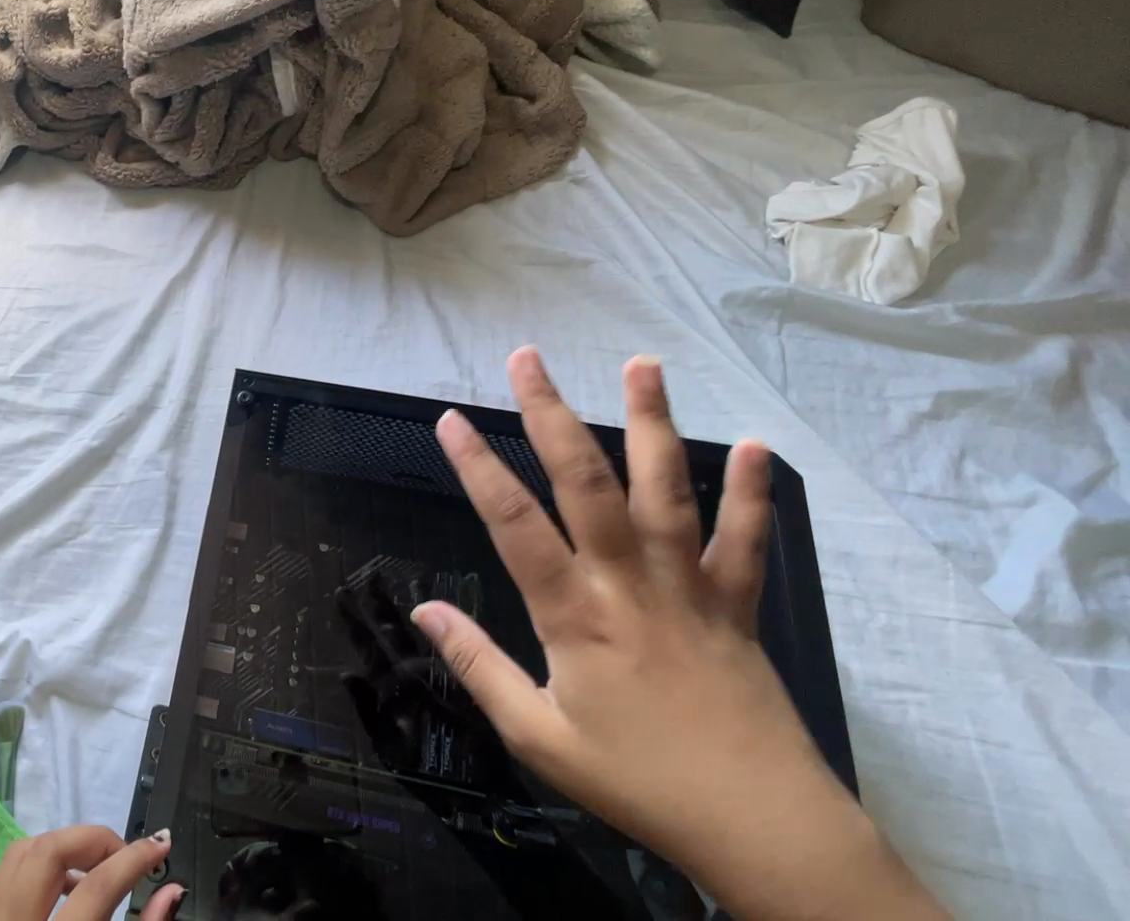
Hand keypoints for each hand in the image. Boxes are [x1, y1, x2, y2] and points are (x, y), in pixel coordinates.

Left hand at [0, 825, 182, 920]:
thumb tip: (172, 889)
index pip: (96, 888)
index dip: (134, 860)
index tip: (161, 845)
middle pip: (47, 851)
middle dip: (92, 841)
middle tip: (124, 856)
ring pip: (21, 853)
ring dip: (65, 847)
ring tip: (98, 868)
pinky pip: (11, 874)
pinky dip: (43, 866)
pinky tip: (71, 889)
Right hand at [415, 347, 947, 920]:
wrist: (759, 825)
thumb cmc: (636, 780)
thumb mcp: (536, 734)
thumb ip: (477, 666)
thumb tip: (423, 612)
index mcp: (573, 613)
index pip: (513, 523)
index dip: (476, 467)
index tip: (449, 420)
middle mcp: (628, 582)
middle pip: (585, 482)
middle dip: (550, 415)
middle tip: (528, 359)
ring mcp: (688, 586)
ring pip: (665, 491)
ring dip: (650, 423)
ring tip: (641, 365)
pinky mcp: (735, 604)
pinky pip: (744, 541)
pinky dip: (748, 493)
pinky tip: (750, 445)